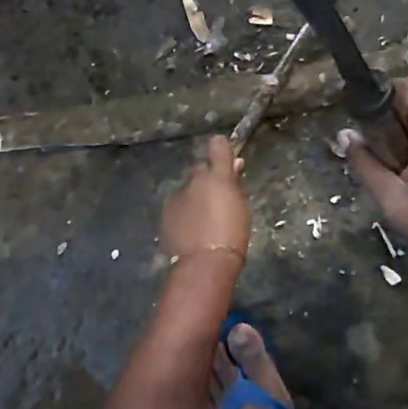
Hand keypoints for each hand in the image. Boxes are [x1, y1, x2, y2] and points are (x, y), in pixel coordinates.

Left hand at [160, 136, 249, 267]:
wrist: (204, 263)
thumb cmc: (232, 235)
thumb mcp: (241, 206)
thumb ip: (235, 183)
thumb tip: (234, 164)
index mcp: (217, 176)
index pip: (217, 145)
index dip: (221, 151)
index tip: (226, 162)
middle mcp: (194, 179)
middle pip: (200, 169)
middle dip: (206, 178)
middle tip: (217, 197)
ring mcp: (177, 194)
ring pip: (187, 187)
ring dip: (194, 195)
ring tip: (203, 218)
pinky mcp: (166, 211)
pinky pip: (177, 204)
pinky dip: (184, 211)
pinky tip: (191, 228)